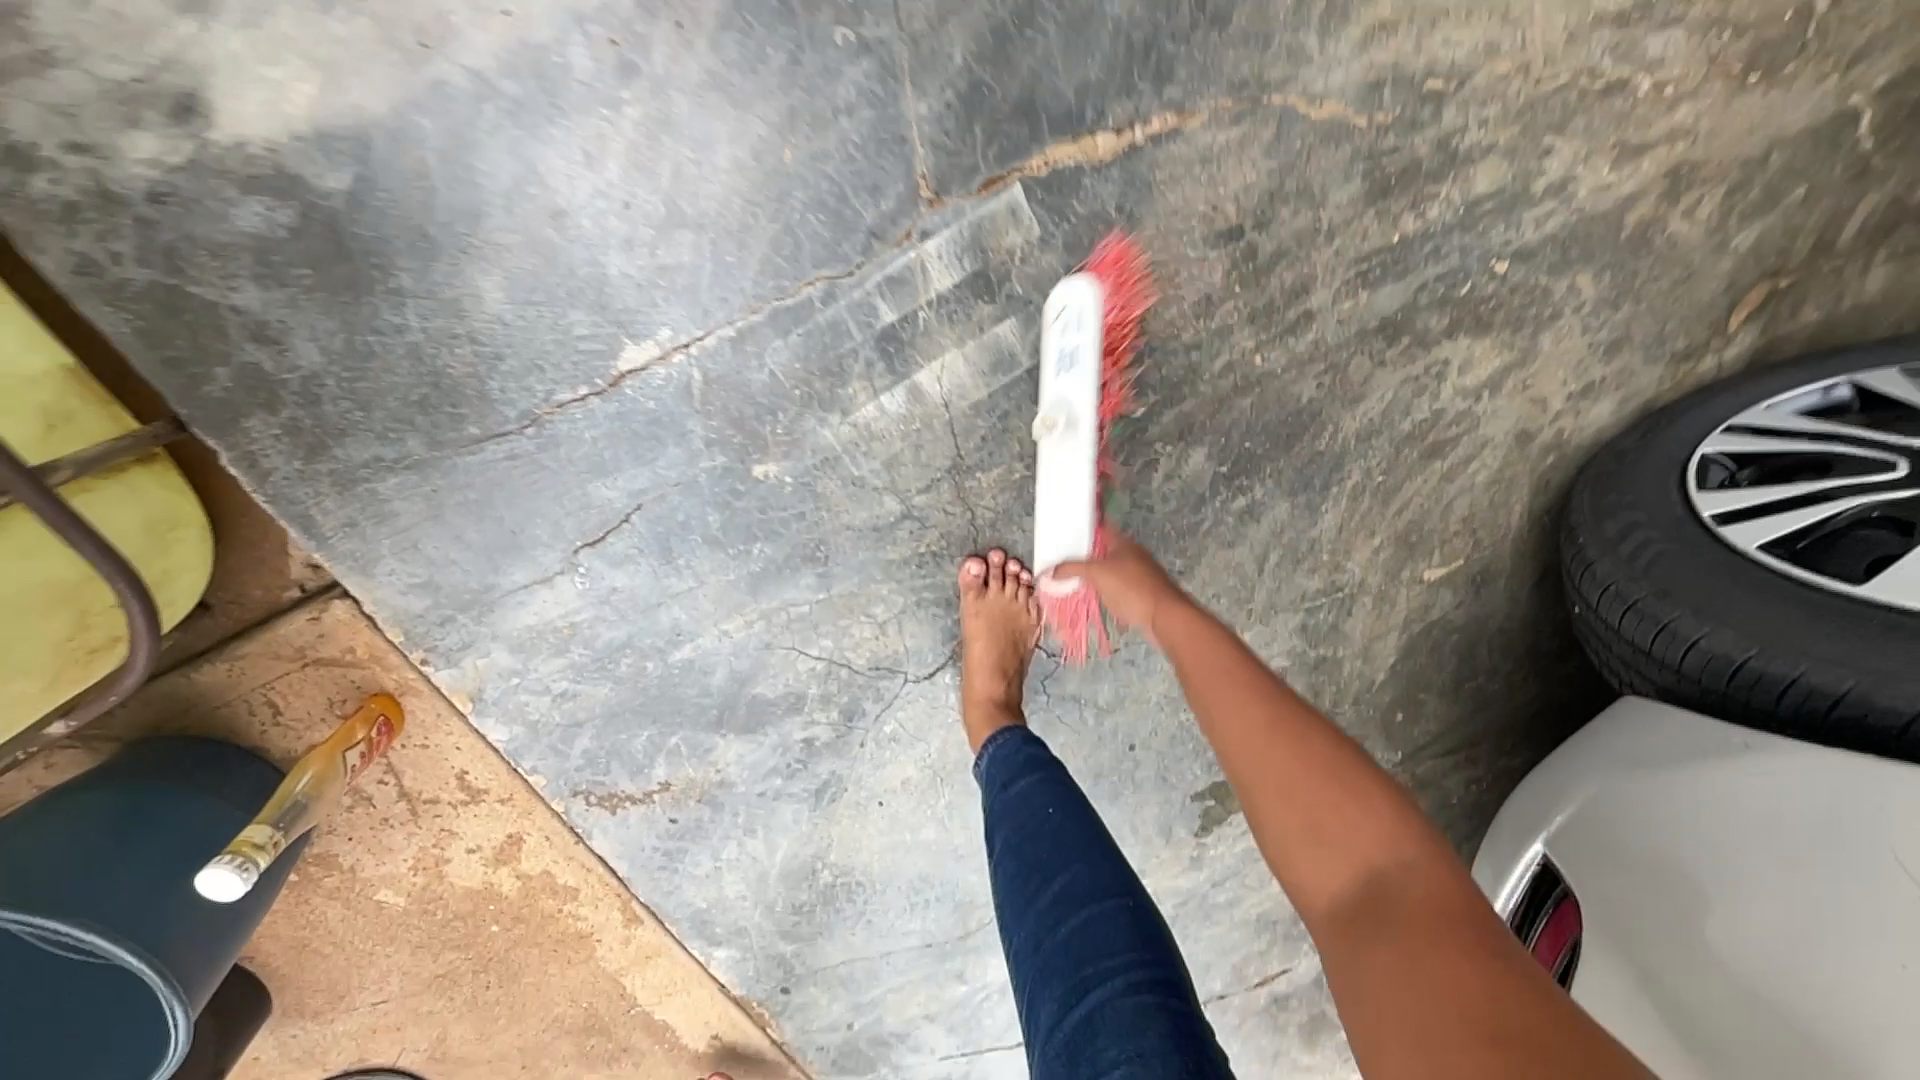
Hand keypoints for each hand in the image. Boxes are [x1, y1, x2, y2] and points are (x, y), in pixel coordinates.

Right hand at [1049, 529, 1189, 636]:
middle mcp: (1132, 555)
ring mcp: (1138, 575)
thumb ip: (1072, 569)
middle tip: (1063, 563)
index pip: (1100, 528)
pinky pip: (1116, 588)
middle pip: (1103, 551)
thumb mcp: (1097, 573)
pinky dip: (1103, 592)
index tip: (1064, 536)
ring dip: (1093, 577)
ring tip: (1072, 582)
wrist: (1163, 616)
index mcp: (1123, 543)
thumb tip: (1050, 571)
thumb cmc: (1131, 588)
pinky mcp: (1140, 594)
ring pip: (1110, 571)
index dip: (1082, 530)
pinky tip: (1093, 598)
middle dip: (1084, 557)